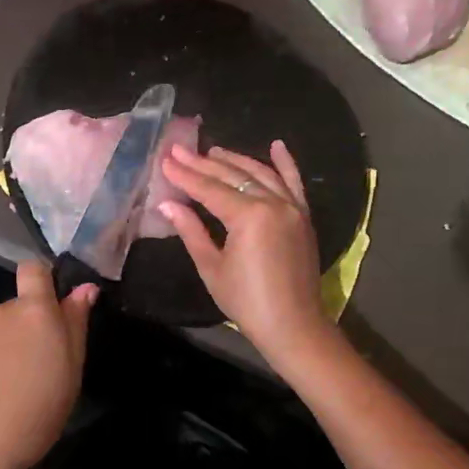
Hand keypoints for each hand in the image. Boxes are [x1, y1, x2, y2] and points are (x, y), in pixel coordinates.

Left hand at [0, 261, 96, 468]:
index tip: (54, 310)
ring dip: (4, 349)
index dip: (44, 281)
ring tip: (8, 392)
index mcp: (33, 311)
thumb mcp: (69, 374)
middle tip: (38, 372)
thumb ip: (75, 326)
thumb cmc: (32, 414)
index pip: (34, 270)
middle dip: (28, 329)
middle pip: (16, 308)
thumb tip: (85, 289)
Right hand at [159, 141, 332, 354]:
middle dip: (204, 163)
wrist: (292, 323)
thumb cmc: (245, 300)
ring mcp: (292, 207)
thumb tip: (168, 204)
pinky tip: (276, 146)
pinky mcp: (303, 216)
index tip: (165, 160)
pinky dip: (285, 163)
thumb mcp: (211, 266)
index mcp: (249, 217)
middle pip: (233, 177)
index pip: (210, 189)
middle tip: (180, 150)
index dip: (185, 175)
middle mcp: (273, 204)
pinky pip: (293, 183)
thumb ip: (191, 230)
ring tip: (213, 151)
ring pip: (261, 174)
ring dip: (236, 160)